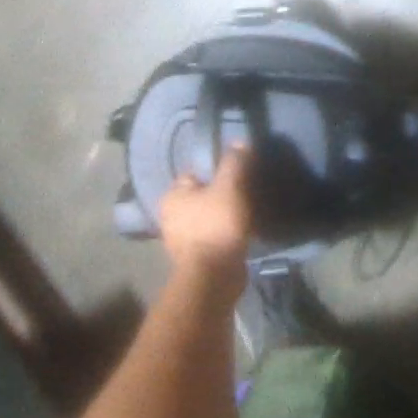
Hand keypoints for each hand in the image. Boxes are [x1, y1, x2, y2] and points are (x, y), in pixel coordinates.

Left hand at [157, 145, 253, 288]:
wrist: (214, 275)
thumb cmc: (217, 225)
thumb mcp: (229, 186)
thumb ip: (234, 162)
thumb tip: (240, 142)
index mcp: (173, 196)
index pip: (195, 174)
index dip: (218, 171)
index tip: (239, 175)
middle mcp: (171, 216)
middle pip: (203, 196)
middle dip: (222, 195)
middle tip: (246, 193)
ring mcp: (181, 239)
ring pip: (208, 217)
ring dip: (225, 216)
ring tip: (247, 213)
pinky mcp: (195, 257)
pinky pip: (213, 236)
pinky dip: (226, 234)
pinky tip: (241, 233)